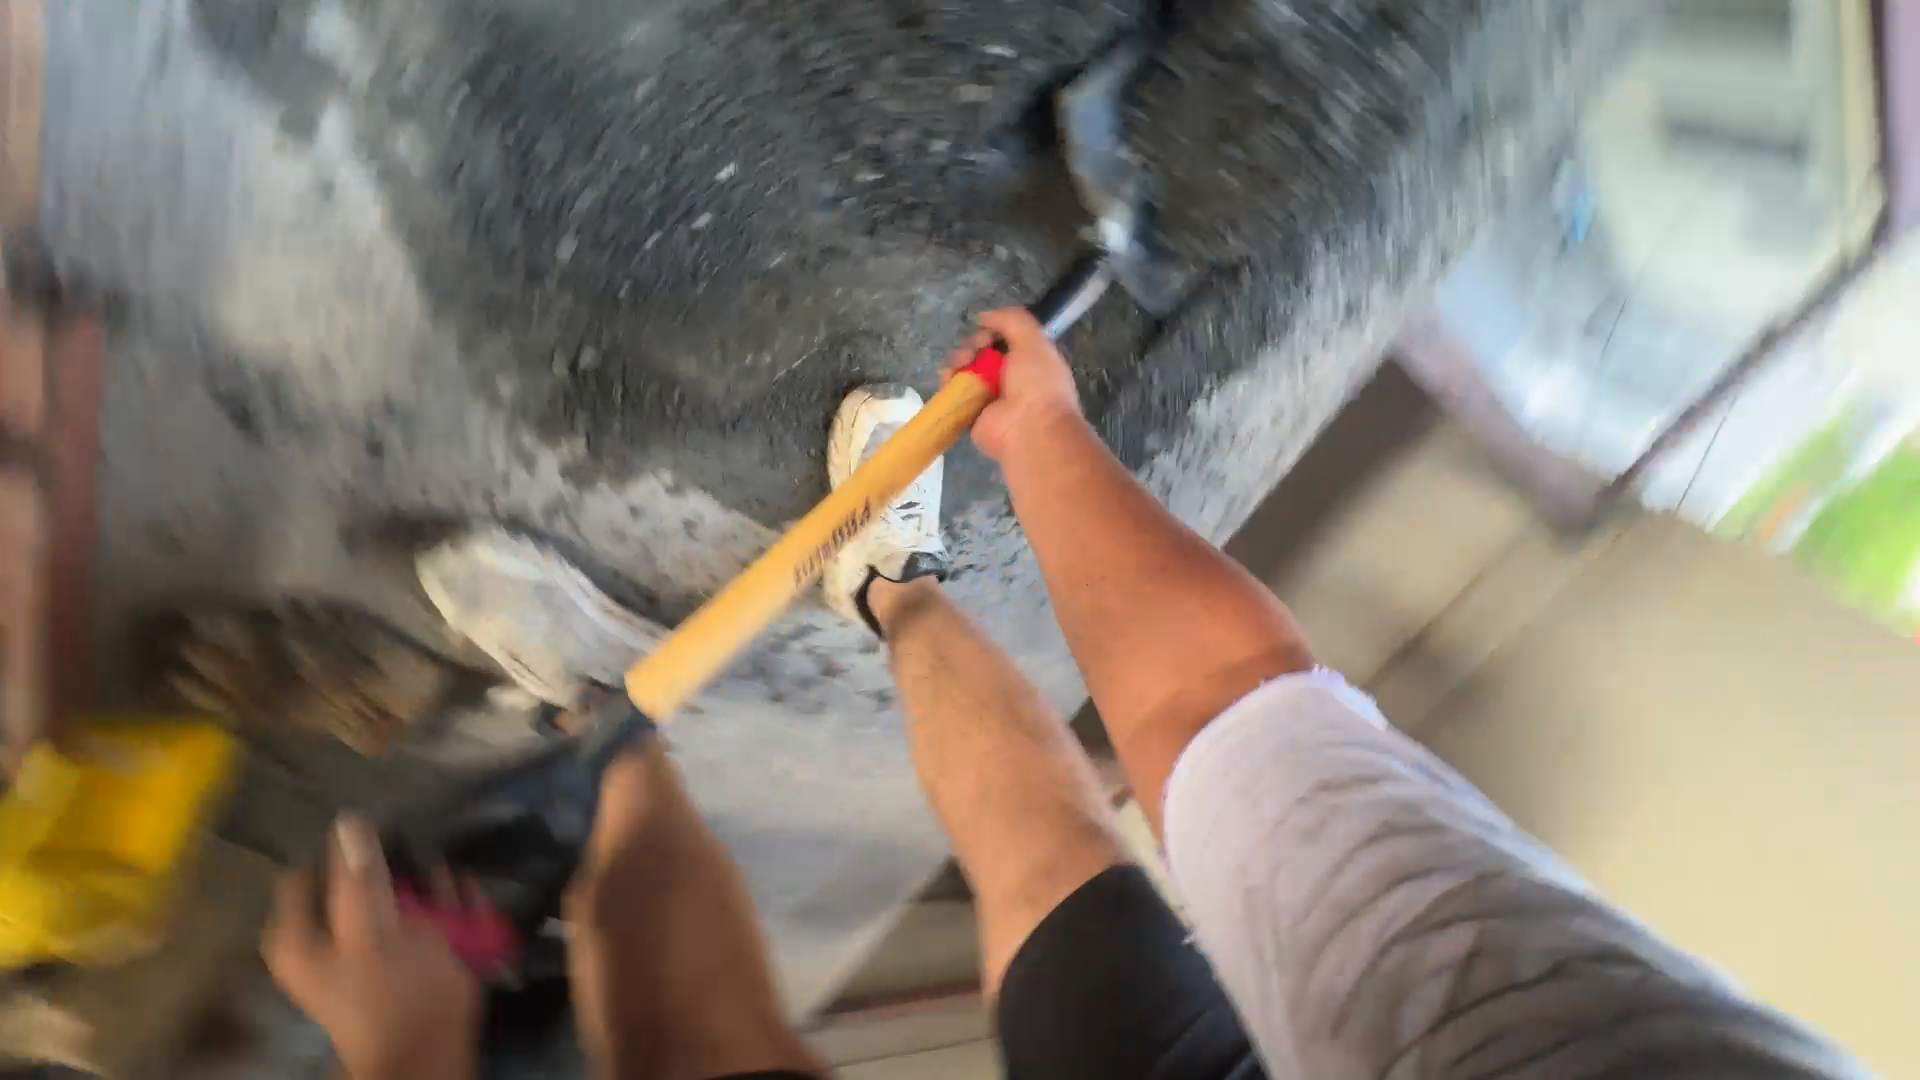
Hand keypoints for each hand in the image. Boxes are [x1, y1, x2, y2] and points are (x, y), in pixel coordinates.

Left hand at [263, 816, 481, 1079]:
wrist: (431, 1041)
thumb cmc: (389, 989)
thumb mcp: (372, 931)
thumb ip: (361, 877)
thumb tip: (349, 820)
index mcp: (303, 937)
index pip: (311, 873)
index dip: (343, 852)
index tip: (382, 832)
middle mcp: (335, 934)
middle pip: (362, 877)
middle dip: (397, 865)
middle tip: (419, 861)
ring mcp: (377, 939)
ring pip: (402, 888)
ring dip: (428, 880)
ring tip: (446, 884)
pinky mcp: (414, 944)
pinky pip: (431, 905)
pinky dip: (449, 897)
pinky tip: (464, 892)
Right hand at [944, 308, 1083, 464]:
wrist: (1030, 429)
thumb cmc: (1037, 383)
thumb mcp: (1033, 340)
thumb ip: (1011, 319)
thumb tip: (983, 317)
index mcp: (1030, 361)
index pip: (1005, 338)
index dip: (993, 330)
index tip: (988, 333)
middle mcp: (1010, 378)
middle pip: (982, 352)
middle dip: (973, 344)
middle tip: (973, 351)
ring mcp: (990, 397)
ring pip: (966, 370)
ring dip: (958, 361)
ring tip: (960, 365)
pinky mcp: (972, 414)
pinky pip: (955, 393)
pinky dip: (948, 383)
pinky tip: (947, 378)